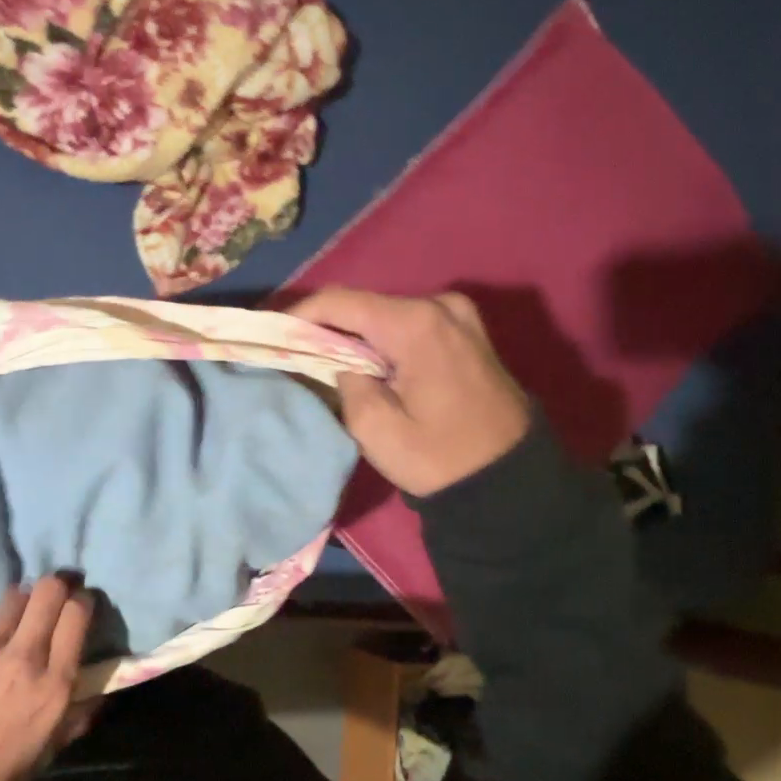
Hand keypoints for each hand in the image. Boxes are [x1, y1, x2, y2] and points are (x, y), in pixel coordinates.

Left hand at [0, 575, 96, 780]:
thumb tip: (99, 692)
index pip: (76, 614)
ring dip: (23, 601)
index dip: (84, 601)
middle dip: (58, 585)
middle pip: (47, 591)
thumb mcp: (50, 749)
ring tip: (20, 614)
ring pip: (12, 597)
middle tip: (58, 593)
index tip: (82, 602)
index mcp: (53, 684)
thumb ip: (77, 714)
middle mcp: (22, 657)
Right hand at [290, 289, 530, 496]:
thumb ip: (345, 383)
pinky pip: (409, 327)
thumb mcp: (376, 429)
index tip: (272, 335)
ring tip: (325, 364)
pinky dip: (381, 342)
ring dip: (354, 338)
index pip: (341, 302)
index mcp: (416, 324)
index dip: (300, 315)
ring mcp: (458, 317)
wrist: (508, 478)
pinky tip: (365, 366)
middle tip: (294, 355)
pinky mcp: (466, 333)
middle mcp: (439, 306)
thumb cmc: (439, 457)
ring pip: (386, 316)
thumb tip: (338, 362)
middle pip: (364, 307)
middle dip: (326, 329)